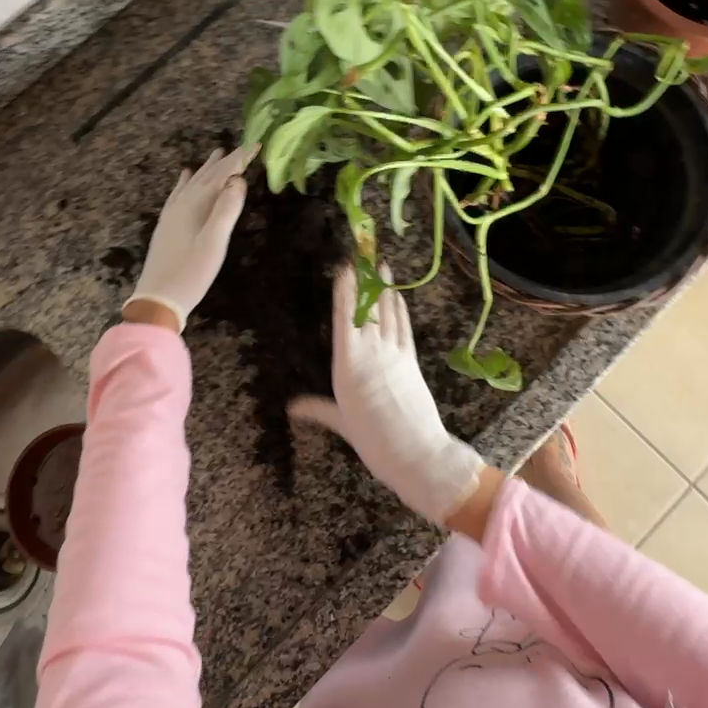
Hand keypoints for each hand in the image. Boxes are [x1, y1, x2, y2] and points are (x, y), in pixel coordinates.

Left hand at [125, 145, 256, 331]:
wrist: (157, 300)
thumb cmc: (190, 274)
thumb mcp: (214, 243)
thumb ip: (226, 210)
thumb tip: (238, 180)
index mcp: (194, 205)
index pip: (221, 175)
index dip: (239, 159)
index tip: (256, 144)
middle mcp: (181, 204)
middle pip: (206, 175)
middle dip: (225, 161)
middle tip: (242, 146)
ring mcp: (171, 214)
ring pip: (192, 182)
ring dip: (206, 168)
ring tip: (216, 154)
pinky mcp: (167, 225)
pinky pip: (178, 194)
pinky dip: (185, 182)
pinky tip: (184, 178)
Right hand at [289, 265, 486, 525]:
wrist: (416, 453)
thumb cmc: (372, 441)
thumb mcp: (341, 423)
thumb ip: (318, 409)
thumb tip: (291, 407)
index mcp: (347, 364)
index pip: (344, 318)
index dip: (344, 291)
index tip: (343, 267)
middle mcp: (370, 352)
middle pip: (365, 309)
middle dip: (363, 281)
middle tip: (361, 255)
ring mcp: (394, 354)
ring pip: (387, 313)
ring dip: (384, 289)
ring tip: (381, 265)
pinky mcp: (412, 361)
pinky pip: (404, 328)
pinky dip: (400, 310)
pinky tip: (397, 296)